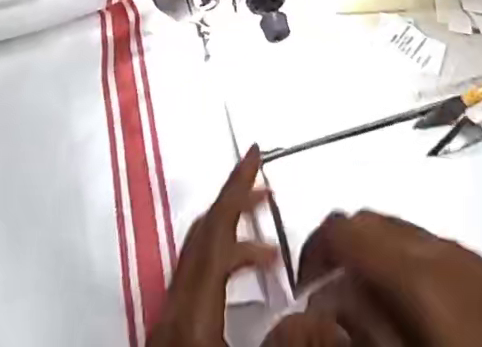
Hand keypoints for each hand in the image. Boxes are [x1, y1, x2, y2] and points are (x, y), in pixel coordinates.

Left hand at [147, 146, 280, 346]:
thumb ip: (281, 338)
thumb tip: (314, 314)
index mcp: (191, 302)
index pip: (215, 226)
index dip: (237, 185)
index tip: (252, 153)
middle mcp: (173, 299)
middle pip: (205, 232)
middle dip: (236, 205)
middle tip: (266, 193)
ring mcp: (167, 312)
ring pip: (199, 255)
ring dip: (233, 240)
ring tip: (269, 249)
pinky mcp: (169, 327)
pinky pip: (196, 277)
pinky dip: (223, 267)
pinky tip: (244, 282)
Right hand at [294, 211, 481, 346]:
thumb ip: (357, 319)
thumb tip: (322, 300)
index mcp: (420, 266)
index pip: (342, 226)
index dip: (313, 248)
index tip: (303, 281)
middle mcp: (443, 248)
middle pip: (369, 219)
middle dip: (340, 248)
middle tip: (325, 292)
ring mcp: (469, 258)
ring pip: (397, 228)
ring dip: (370, 253)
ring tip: (361, 301)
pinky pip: (427, 248)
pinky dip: (401, 261)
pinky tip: (402, 302)